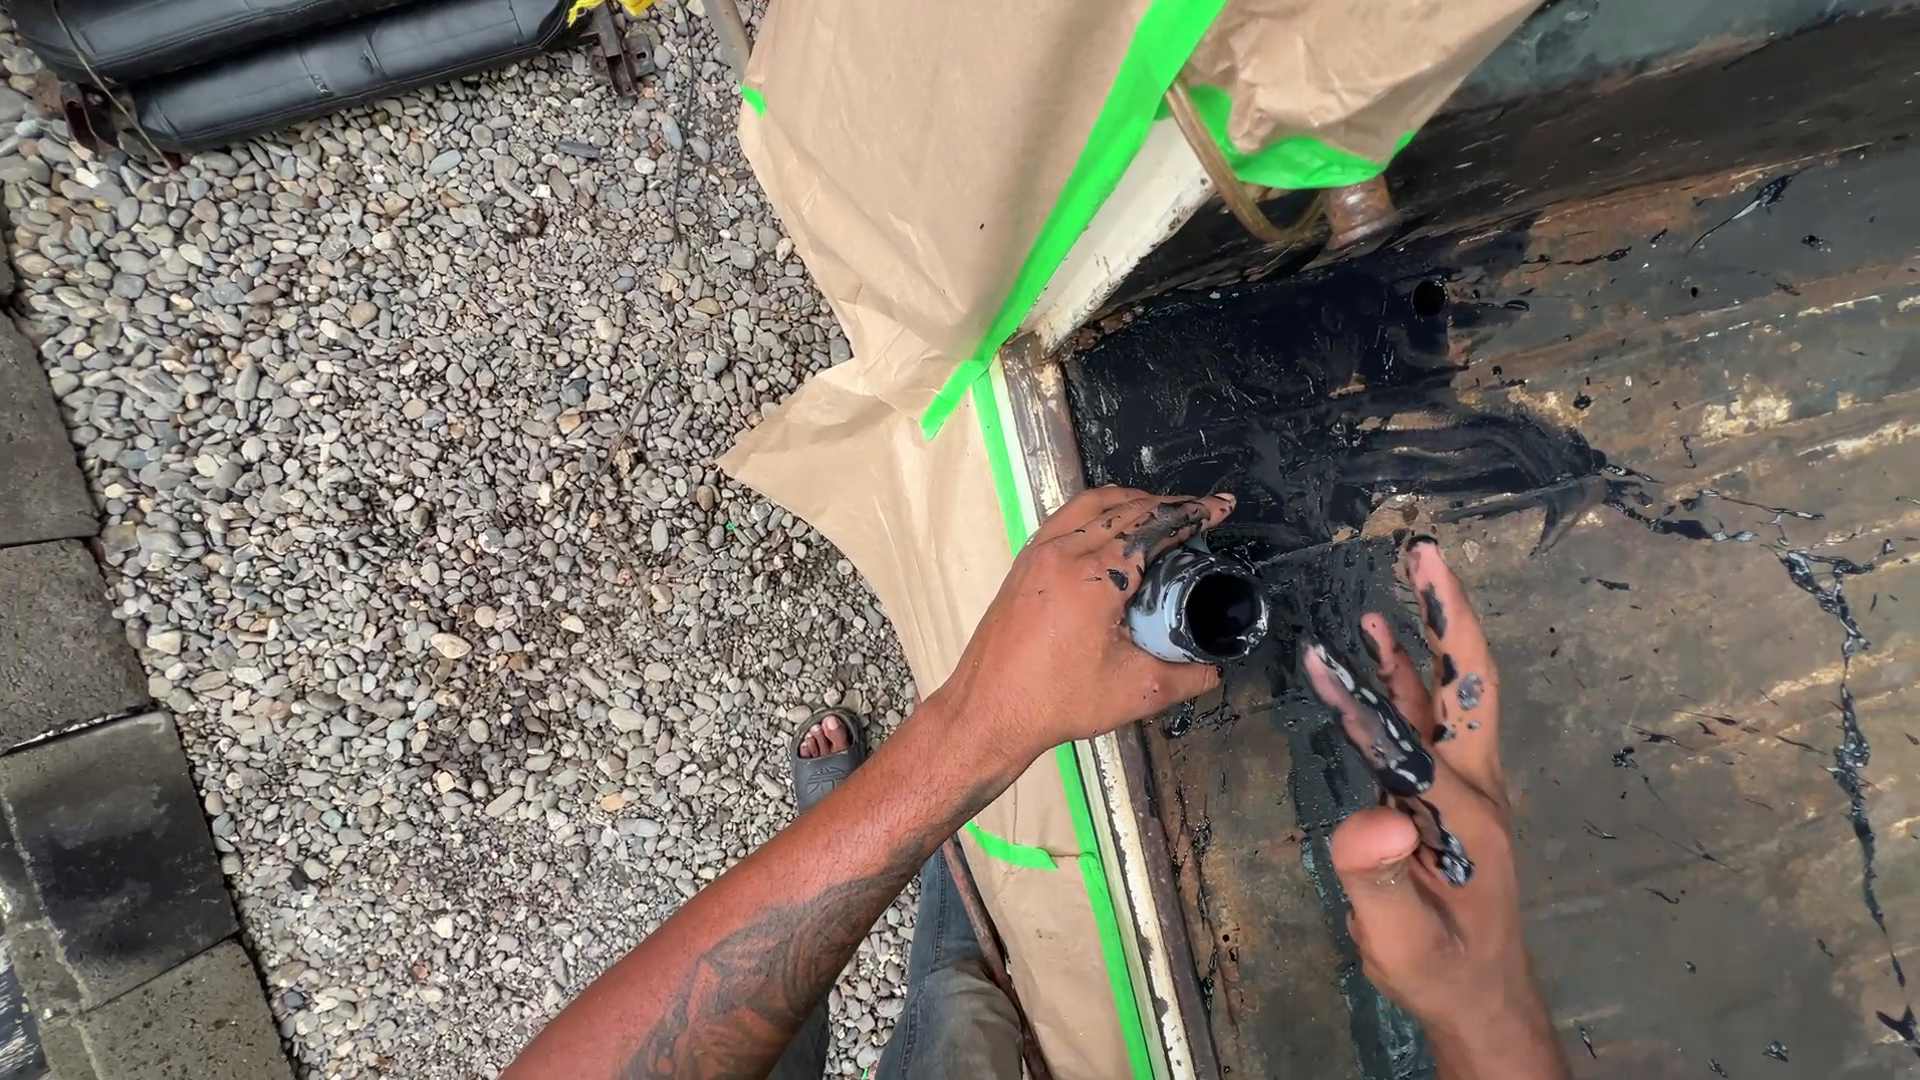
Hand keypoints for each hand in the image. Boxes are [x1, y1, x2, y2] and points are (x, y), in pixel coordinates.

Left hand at [932, 486, 1235, 770]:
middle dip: (1168, 504)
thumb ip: (1187, 675)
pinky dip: (1096, 512)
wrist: (988, 709)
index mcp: (1092, 576)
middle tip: (1200, 512)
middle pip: (1124, 508)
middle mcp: (1061, 552)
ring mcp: (1036, 554)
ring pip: (1090, 505)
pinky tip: (1109, 528)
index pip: (1153, 528)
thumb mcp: (1136, 692)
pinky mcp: (1022, 565)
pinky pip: (1064, 519)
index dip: (1193, 515)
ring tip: (1160, 512)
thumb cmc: (1055, 701)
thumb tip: (1215, 666)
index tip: (1221, 507)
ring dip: (1129, 501)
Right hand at [1302, 538, 1566, 1078]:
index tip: (1317, 658)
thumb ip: (1376, 874)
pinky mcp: (1448, 788)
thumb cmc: (1438, 966)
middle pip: (1467, 682)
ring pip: (1449, 692)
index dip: (1361, 696)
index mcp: (1462, 811)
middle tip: (1426, 555)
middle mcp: (1473, 783)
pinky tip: (1385, 648)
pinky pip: (1428, 717)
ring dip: (1428, 635)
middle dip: (1448, 615)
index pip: (1407, 733)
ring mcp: (1464, 783)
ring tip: (1404, 583)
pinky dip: (1408, 674)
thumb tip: (1374, 816)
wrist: (1482, 999)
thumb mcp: (1398, 936)